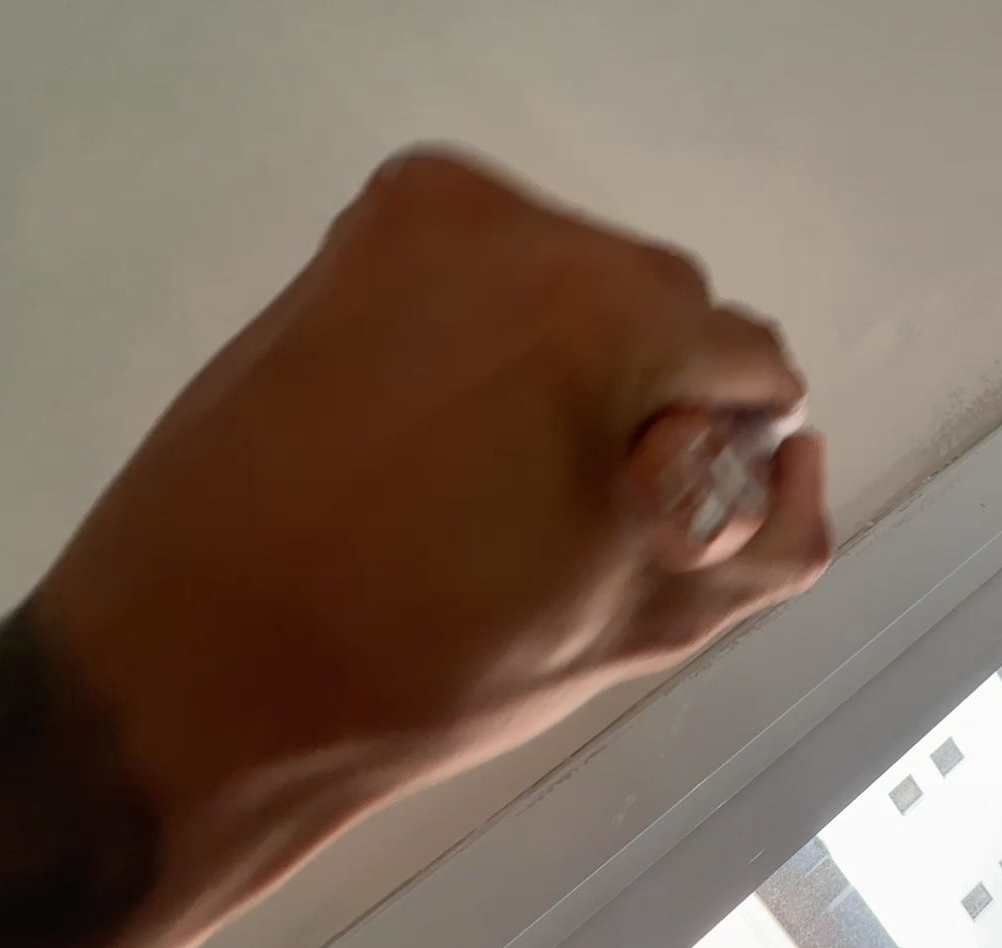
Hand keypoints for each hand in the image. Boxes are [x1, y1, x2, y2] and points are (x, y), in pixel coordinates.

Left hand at [36, 147, 830, 843]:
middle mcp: (516, 228)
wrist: (202, 675)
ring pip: (598, 286)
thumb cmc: (444, 666)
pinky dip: (528, 346)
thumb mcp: (654, 624)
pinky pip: (516, 277)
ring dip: (598, 372)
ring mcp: (425, 219)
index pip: (753, 359)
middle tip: (589, 509)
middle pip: (677, 311)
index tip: (665, 520)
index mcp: (603, 317)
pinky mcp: (365, 240)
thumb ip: (778, 541)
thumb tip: (800, 455)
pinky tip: (467, 432)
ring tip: (516, 477)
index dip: (732, 451)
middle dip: (664, 406)